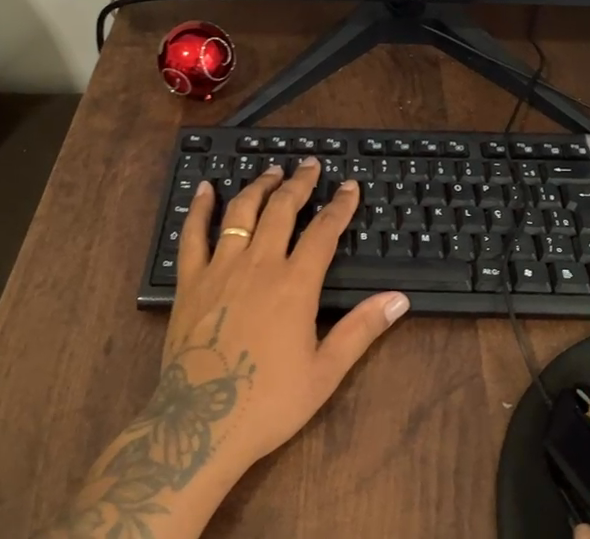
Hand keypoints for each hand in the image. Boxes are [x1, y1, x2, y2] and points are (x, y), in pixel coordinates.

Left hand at [166, 160, 408, 477]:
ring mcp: (220, 269)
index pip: (324, 232)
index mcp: (295, 285)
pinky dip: (200, 208)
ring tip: (271, 171)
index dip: (339, 206)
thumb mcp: (325, 372)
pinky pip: (193, 235)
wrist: (201, 423)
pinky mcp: (190, 281)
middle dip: (299, 183)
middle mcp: (258, 265)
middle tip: (310, 165)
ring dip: (259, 186)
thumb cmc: (268, 402)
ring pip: (241, 213)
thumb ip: (361, 330)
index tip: (349, 186)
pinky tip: (205, 189)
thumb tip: (399, 299)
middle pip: (282, 210)